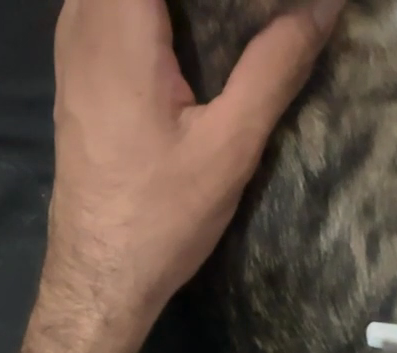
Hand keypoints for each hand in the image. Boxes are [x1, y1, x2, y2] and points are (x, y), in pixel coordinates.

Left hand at [44, 0, 343, 337]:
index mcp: (119, 29)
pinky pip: (110, 10)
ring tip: (231, 22)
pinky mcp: (75, 76)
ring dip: (177, 6)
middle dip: (204, 0)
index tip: (256, 5)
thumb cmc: (160, 219)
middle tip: (254, 11)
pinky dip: (153, 13)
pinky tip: (193, 41)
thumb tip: (325, 5)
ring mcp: (71, 49)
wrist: (98, 279)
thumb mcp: (229, 147)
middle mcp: (83, 24)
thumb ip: (275, 67)